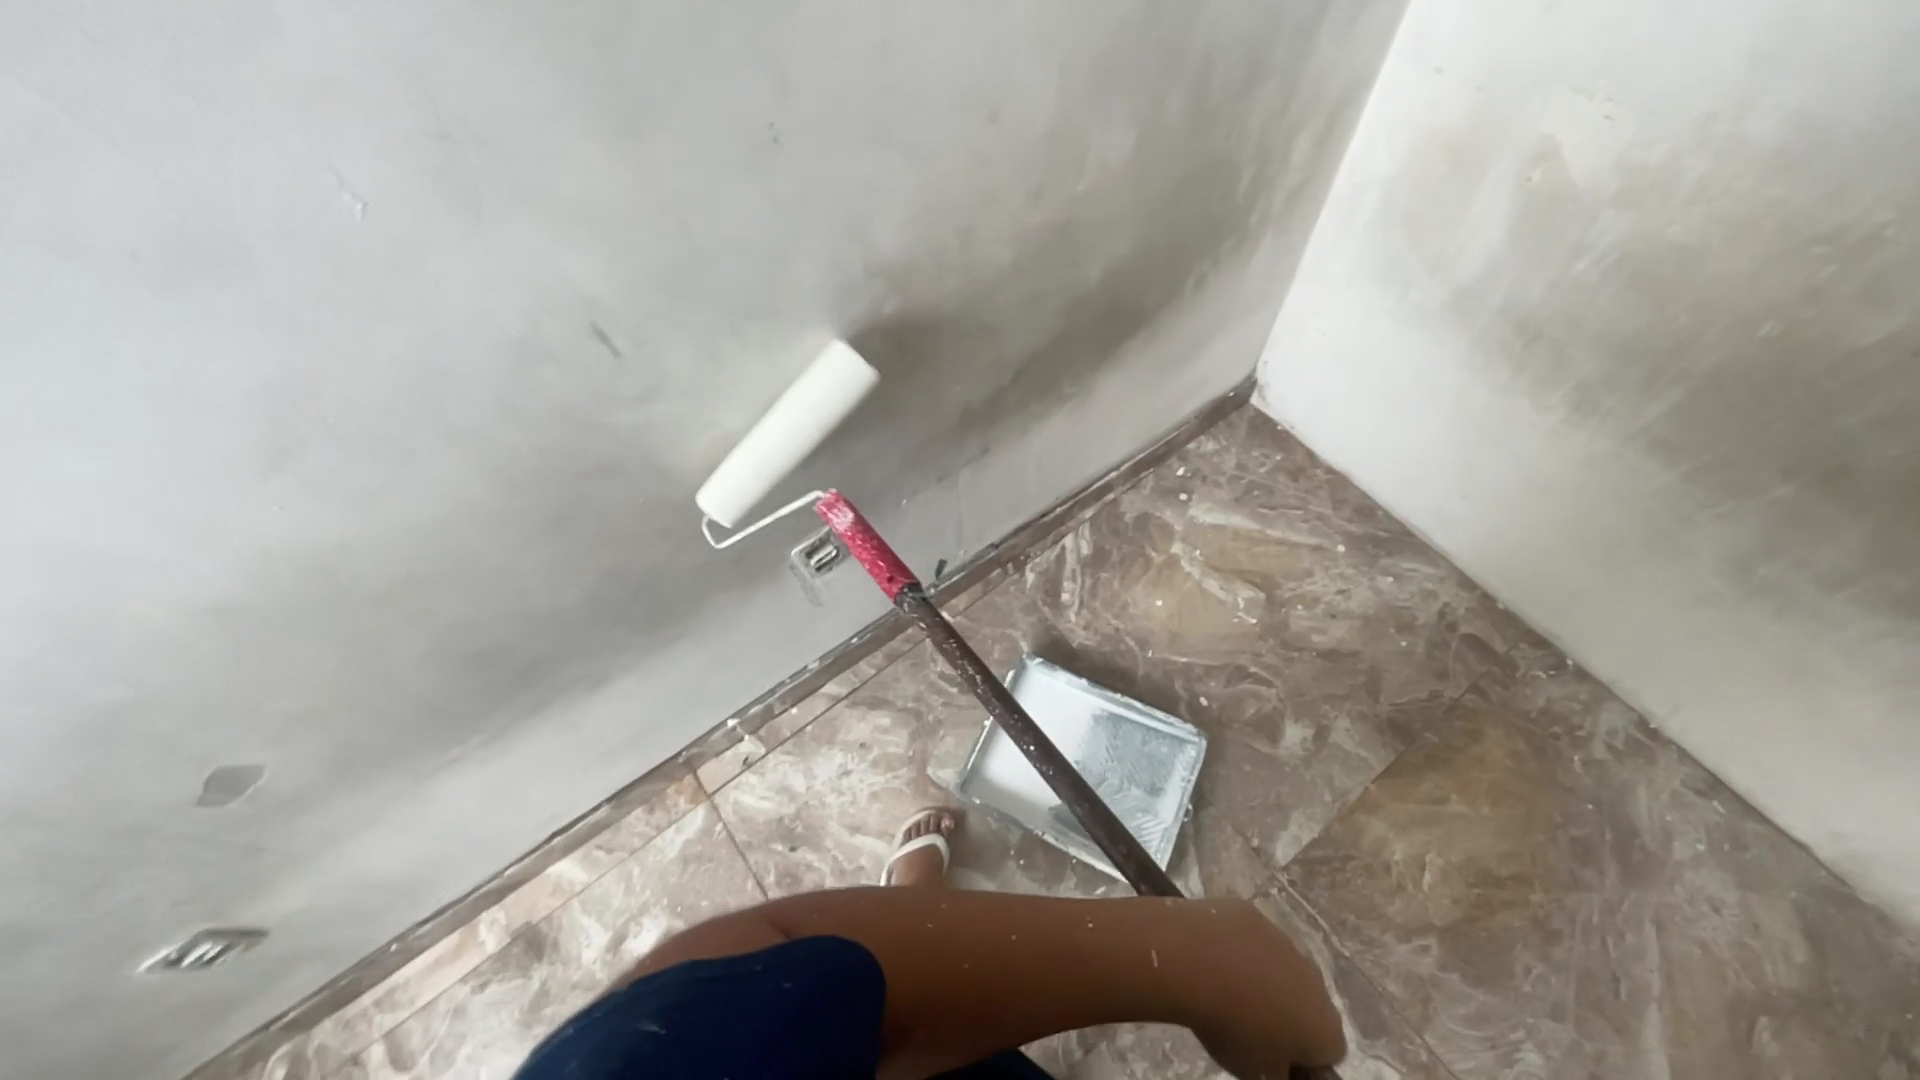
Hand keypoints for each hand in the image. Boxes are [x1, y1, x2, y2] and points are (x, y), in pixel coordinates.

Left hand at [1186, 901, 1345, 1078]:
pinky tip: (1210, 954)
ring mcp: (1284, 940)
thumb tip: (1281, 1069)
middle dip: (1285, 1013)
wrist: (1194, 960)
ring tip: (1224, 987)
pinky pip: (1250, 937)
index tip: (1273, 1058)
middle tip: (1249, 1023)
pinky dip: (1236, 945)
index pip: (1328, 1051)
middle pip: (1307, 1004)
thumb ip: (1280, 1076)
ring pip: (1280, 966)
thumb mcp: (1258, 1075)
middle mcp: (1315, 980)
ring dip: (1262, 977)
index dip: (1303, 1059)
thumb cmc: (1231, 1028)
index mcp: (1325, 1027)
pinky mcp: (1252, 913)